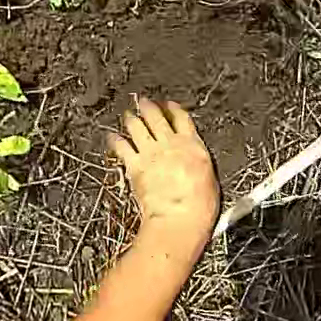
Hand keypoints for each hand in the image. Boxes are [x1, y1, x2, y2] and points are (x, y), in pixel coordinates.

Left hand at [109, 96, 218, 254]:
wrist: (180, 219)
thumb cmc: (200, 206)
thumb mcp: (209, 178)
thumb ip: (198, 162)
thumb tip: (194, 160)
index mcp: (192, 145)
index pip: (182, 119)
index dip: (174, 108)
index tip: (169, 104)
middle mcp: (170, 143)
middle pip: (157, 117)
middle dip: (149, 107)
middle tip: (144, 102)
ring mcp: (150, 153)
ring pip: (138, 126)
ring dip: (132, 118)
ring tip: (128, 114)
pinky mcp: (135, 165)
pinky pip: (122, 146)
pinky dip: (116, 140)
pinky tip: (112, 137)